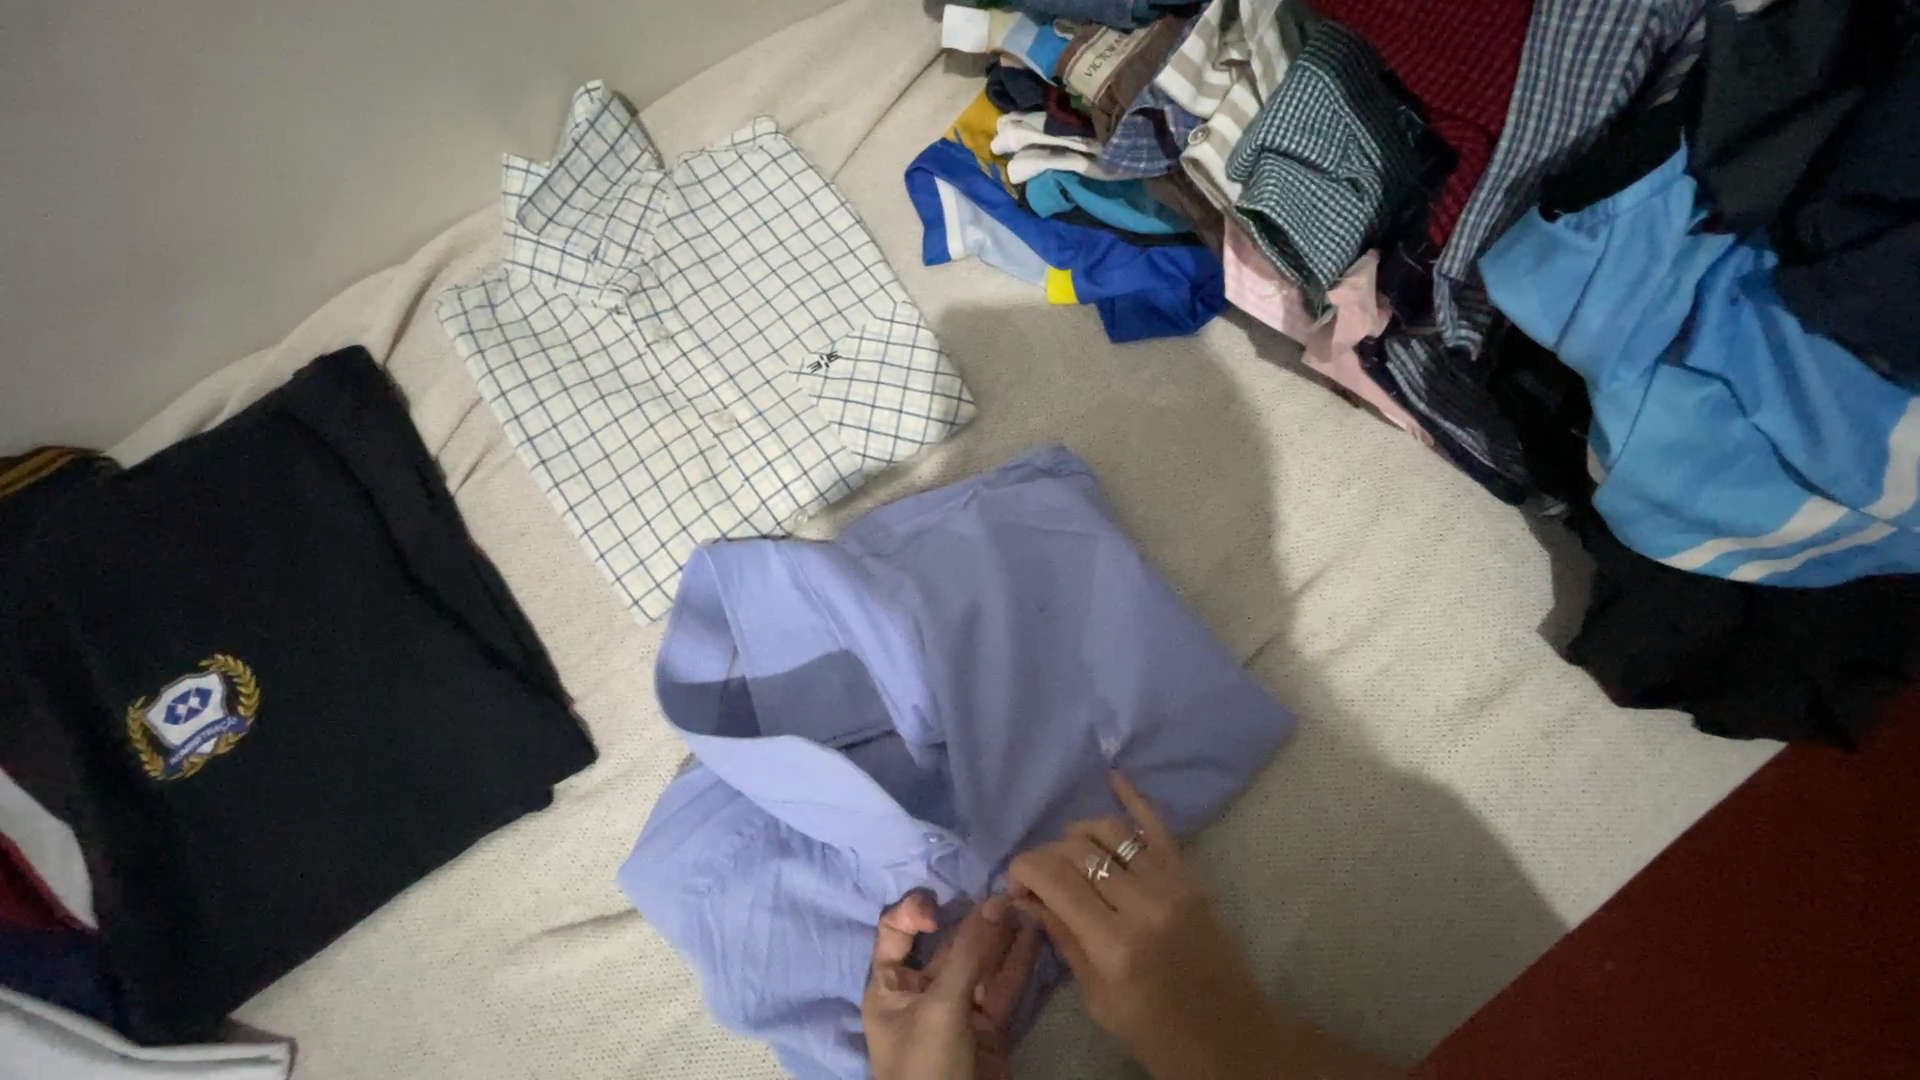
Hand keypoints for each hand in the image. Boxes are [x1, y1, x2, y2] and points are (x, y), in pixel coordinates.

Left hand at [862, 890, 1043, 1079]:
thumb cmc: (926, 1068)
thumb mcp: (940, 1009)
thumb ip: (970, 954)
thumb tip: (995, 902)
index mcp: (890, 988)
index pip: (895, 933)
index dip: (914, 912)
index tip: (938, 908)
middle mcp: (921, 995)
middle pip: (948, 945)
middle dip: (975, 919)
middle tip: (1007, 891)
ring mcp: (957, 1012)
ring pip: (980, 963)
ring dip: (1001, 935)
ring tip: (1026, 903)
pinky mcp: (988, 1029)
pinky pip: (1002, 987)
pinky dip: (1018, 962)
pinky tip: (1035, 934)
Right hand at [1006, 772, 1269, 1073]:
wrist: (1230, 1039)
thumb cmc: (1156, 1032)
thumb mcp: (1098, 998)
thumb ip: (1063, 937)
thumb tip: (1025, 896)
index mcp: (1115, 945)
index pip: (1056, 881)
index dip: (1025, 869)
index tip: (1014, 878)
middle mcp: (1143, 904)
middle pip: (1078, 852)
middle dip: (1045, 855)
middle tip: (1035, 873)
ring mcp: (1171, 883)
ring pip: (1110, 830)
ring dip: (1078, 834)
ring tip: (1067, 852)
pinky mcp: (1189, 874)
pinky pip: (1156, 825)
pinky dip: (1134, 798)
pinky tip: (1113, 777)